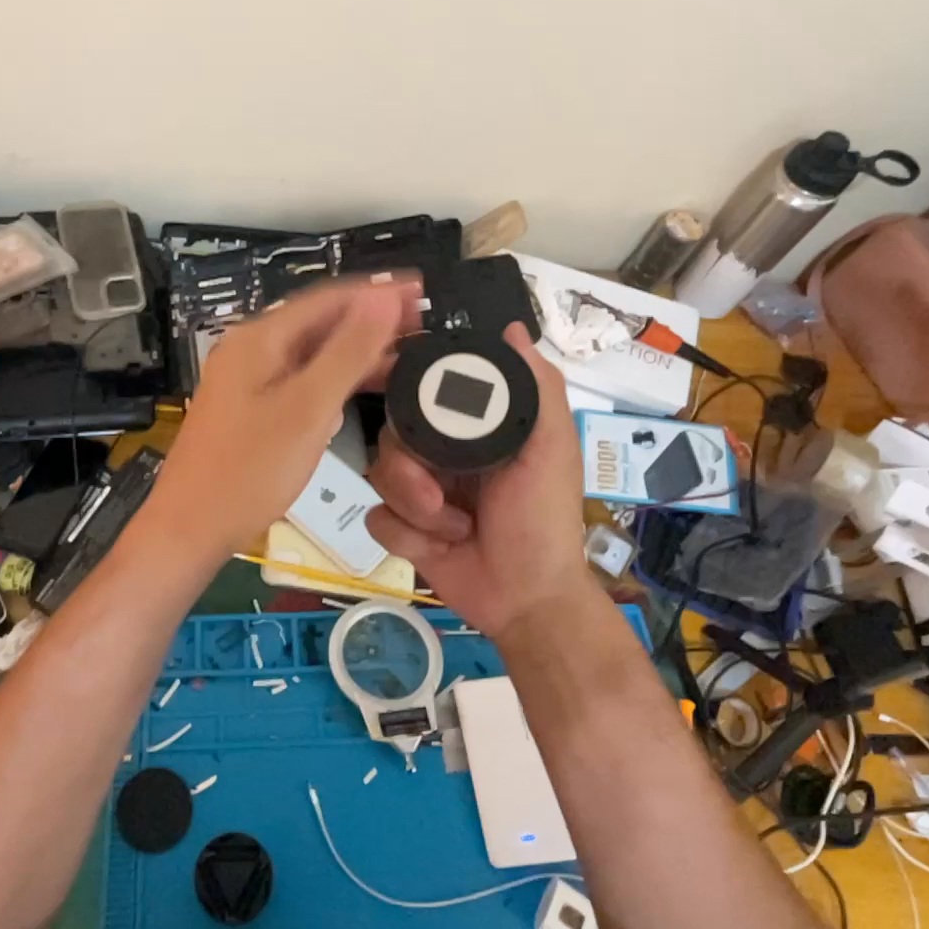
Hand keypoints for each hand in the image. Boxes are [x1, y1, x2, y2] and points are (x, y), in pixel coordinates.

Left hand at [140, 278, 422, 561]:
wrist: (191, 527)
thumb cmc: (249, 471)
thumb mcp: (307, 409)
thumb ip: (349, 351)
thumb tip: (384, 297)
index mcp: (259, 339)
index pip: (329, 298)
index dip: (378, 292)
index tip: (422, 290)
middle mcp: (250, 350)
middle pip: (320, 321)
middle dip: (371, 318)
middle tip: (423, 322)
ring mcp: (248, 380)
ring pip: (312, 351)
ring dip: (357, 348)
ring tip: (408, 352)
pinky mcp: (251, 408)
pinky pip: (302, 378)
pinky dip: (336, 377)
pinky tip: (365, 387)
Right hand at [365, 322, 597, 636]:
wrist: (526, 598)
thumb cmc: (545, 520)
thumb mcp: (553, 449)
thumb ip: (538, 390)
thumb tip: (513, 330)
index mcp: (471, 430)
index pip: (424, 395)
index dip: (409, 397)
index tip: (405, 407)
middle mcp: (438, 453)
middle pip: (390, 434)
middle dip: (411, 469)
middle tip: (438, 493)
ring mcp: (416, 491)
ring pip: (378, 475)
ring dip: (416, 507)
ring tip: (454, 527)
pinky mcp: (400, 528)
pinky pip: (376, 516)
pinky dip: (406, 534)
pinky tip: (438, 547)